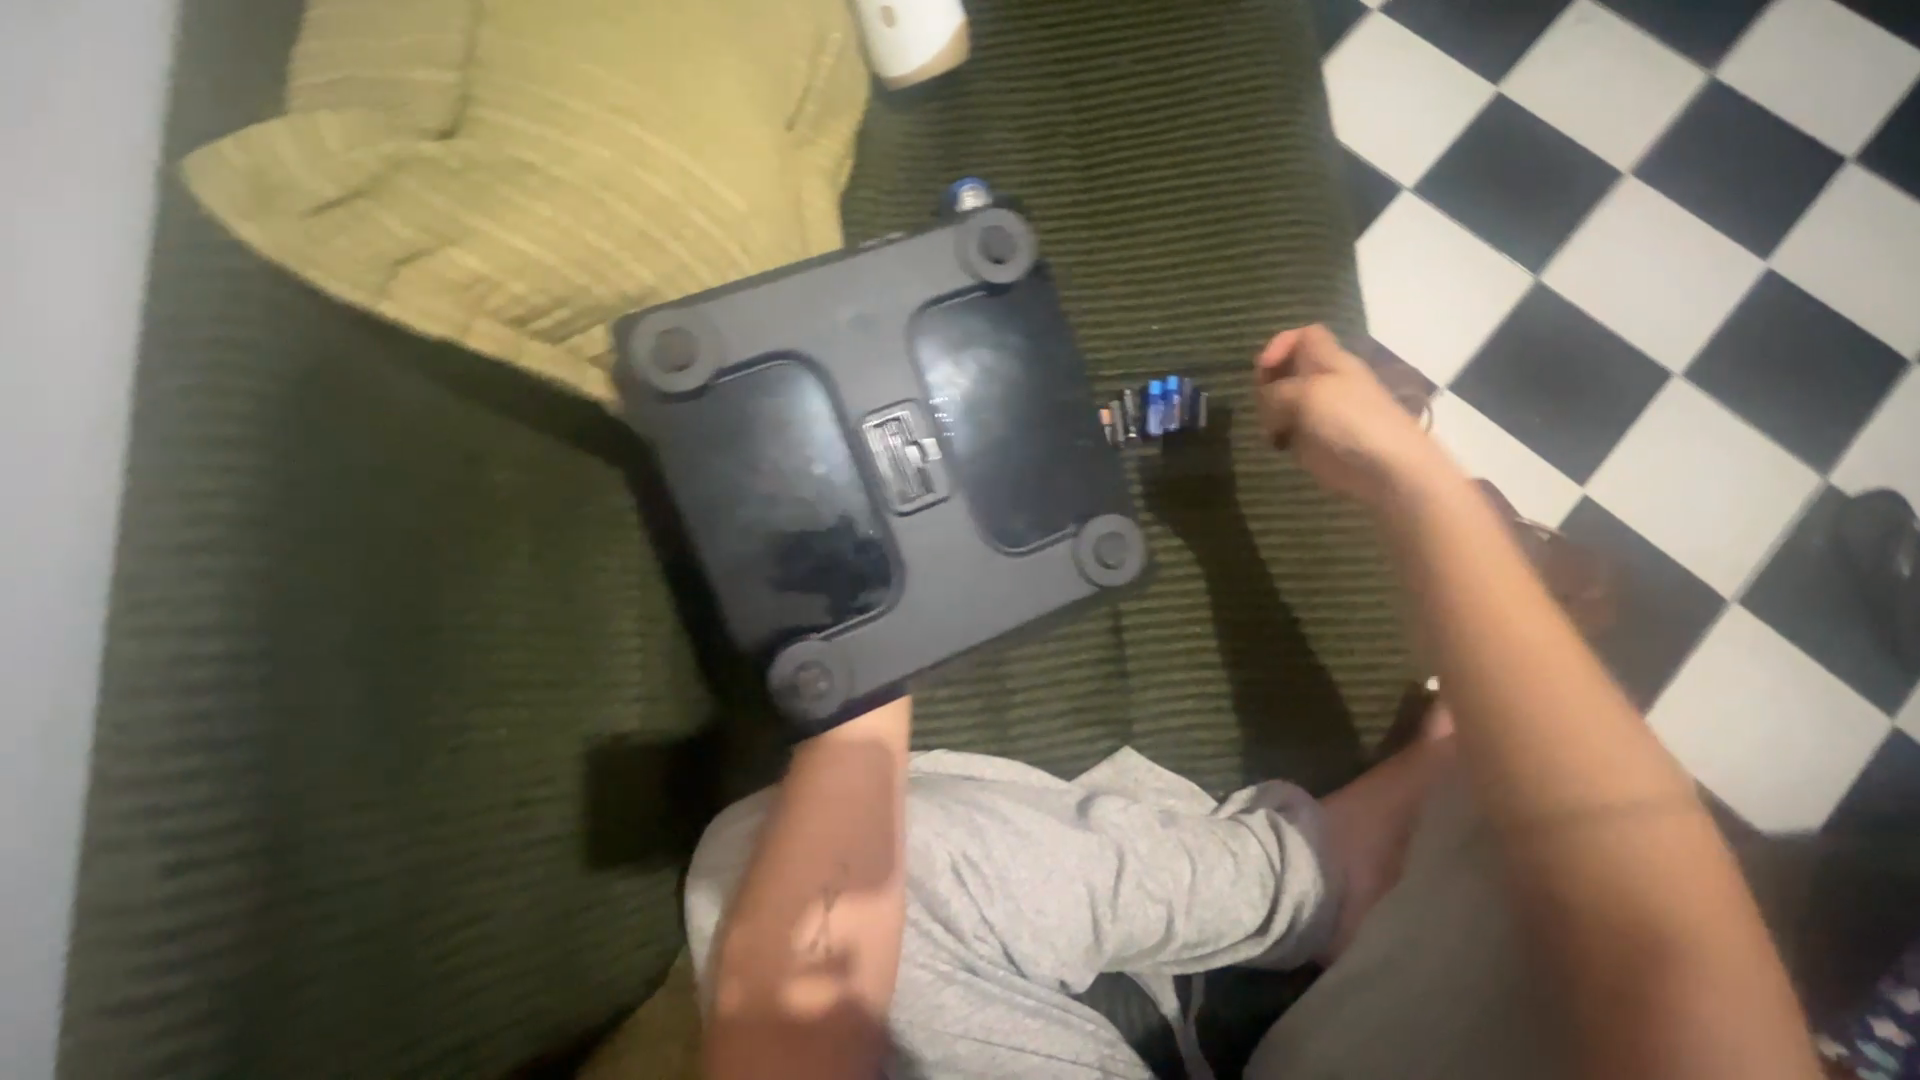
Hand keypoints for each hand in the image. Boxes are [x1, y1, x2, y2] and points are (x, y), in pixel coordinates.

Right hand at [1253, 325, 1459, 510]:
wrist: (1385, 467)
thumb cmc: (1351, 421)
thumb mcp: (1307, 394)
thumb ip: (1276, 392)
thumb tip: (1266, 404)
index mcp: (1329, 361)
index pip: (1305, 336)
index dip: (1281, 343)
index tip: (1264, 367)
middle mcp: (1324, 382)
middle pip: (1287, 370)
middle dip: (1268, 383)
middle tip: (1265, 402)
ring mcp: (1319, 413)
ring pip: (1282, 402)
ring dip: (1269, 413)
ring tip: (1273, 428)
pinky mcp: (1314, 441)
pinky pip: (1287, 430)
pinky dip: (1278, 436)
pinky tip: (1279, 445)